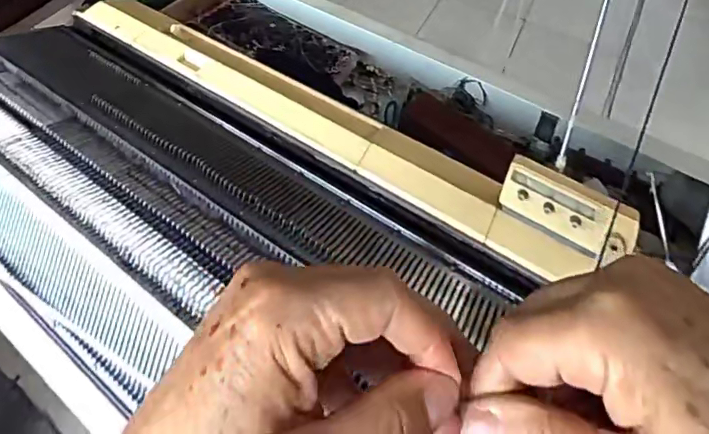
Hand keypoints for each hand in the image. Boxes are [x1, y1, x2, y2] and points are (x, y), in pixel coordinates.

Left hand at [127, 262, 471, 433]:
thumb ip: (389, 419)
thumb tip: (440, 393)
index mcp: (281, 310)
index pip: (387, 296)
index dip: (435, 337)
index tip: (458, 378)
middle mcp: (266, 289)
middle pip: (371, 295)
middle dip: (416, 344)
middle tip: (448, 390)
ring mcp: (255, 301)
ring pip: (350, 309)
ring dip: (388, 354)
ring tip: (417, 402)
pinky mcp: (250, 322)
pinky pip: (320, 325)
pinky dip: (352, 359)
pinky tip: (370, 401)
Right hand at [462, 256, 708, 433]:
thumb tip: (480, 420)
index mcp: (609, 314)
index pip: (509, 339)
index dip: (490, 393)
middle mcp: (625, 278)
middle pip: (534, 319)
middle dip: (524, 379)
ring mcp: (651, 280)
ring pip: (566, 316)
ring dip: (559, 371)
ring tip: (589, 430)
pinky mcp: (672, 293)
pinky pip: (604, 313)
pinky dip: (593, 357)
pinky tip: (620, 409)